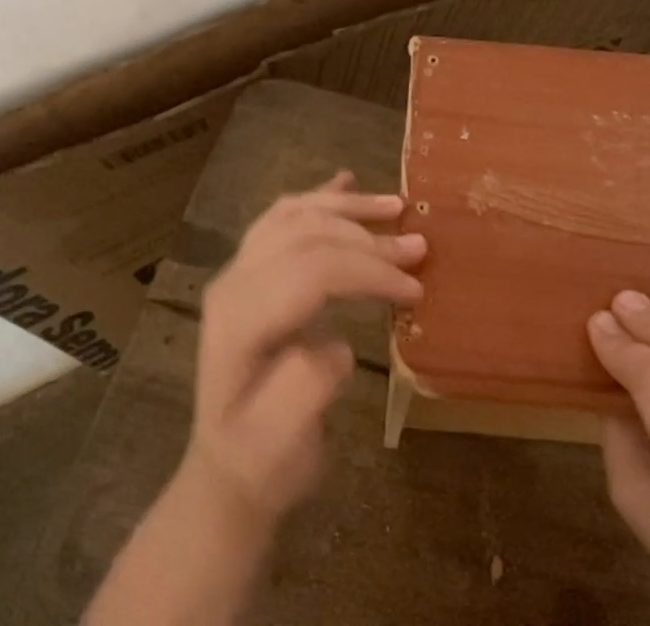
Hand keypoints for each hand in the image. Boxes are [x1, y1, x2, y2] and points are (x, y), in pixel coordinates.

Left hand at [179, 171, 425, 531]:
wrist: (227, 468)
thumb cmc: (262, 461)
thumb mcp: (283, 448)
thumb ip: (306, 393)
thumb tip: (338, 345)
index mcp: (240, 323)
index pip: (309, 272)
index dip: (367, 272)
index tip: (414, 290)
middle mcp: (233, 285)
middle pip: (305, 236)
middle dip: (368, 238)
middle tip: (422, 250)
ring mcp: (238, 275)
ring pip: (293, 216)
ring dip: (348, 208)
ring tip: (397, 207)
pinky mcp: (250, 274)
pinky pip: (281, 219)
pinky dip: (319, 198)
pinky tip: (346, 181)